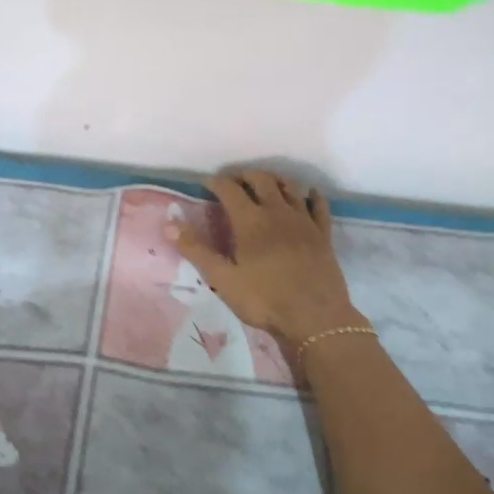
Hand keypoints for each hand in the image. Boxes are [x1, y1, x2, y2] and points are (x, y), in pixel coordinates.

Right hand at [170, 171, 365, 357]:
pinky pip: (319, 206)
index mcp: (250, 221)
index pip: (230, 189)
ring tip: (267, 183)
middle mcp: (277, 212)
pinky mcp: (323, 234)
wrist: (315, 317)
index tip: (208, 184)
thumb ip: (197, 250)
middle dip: (246, 176)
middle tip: (236, 182)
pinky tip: (309, 194)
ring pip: (290, 187)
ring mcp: (303, 221)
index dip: (217, 182)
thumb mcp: (223, 279)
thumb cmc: (264, 300)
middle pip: (262, 180)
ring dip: (276, 180)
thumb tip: (170, 225)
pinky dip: (312, 196)